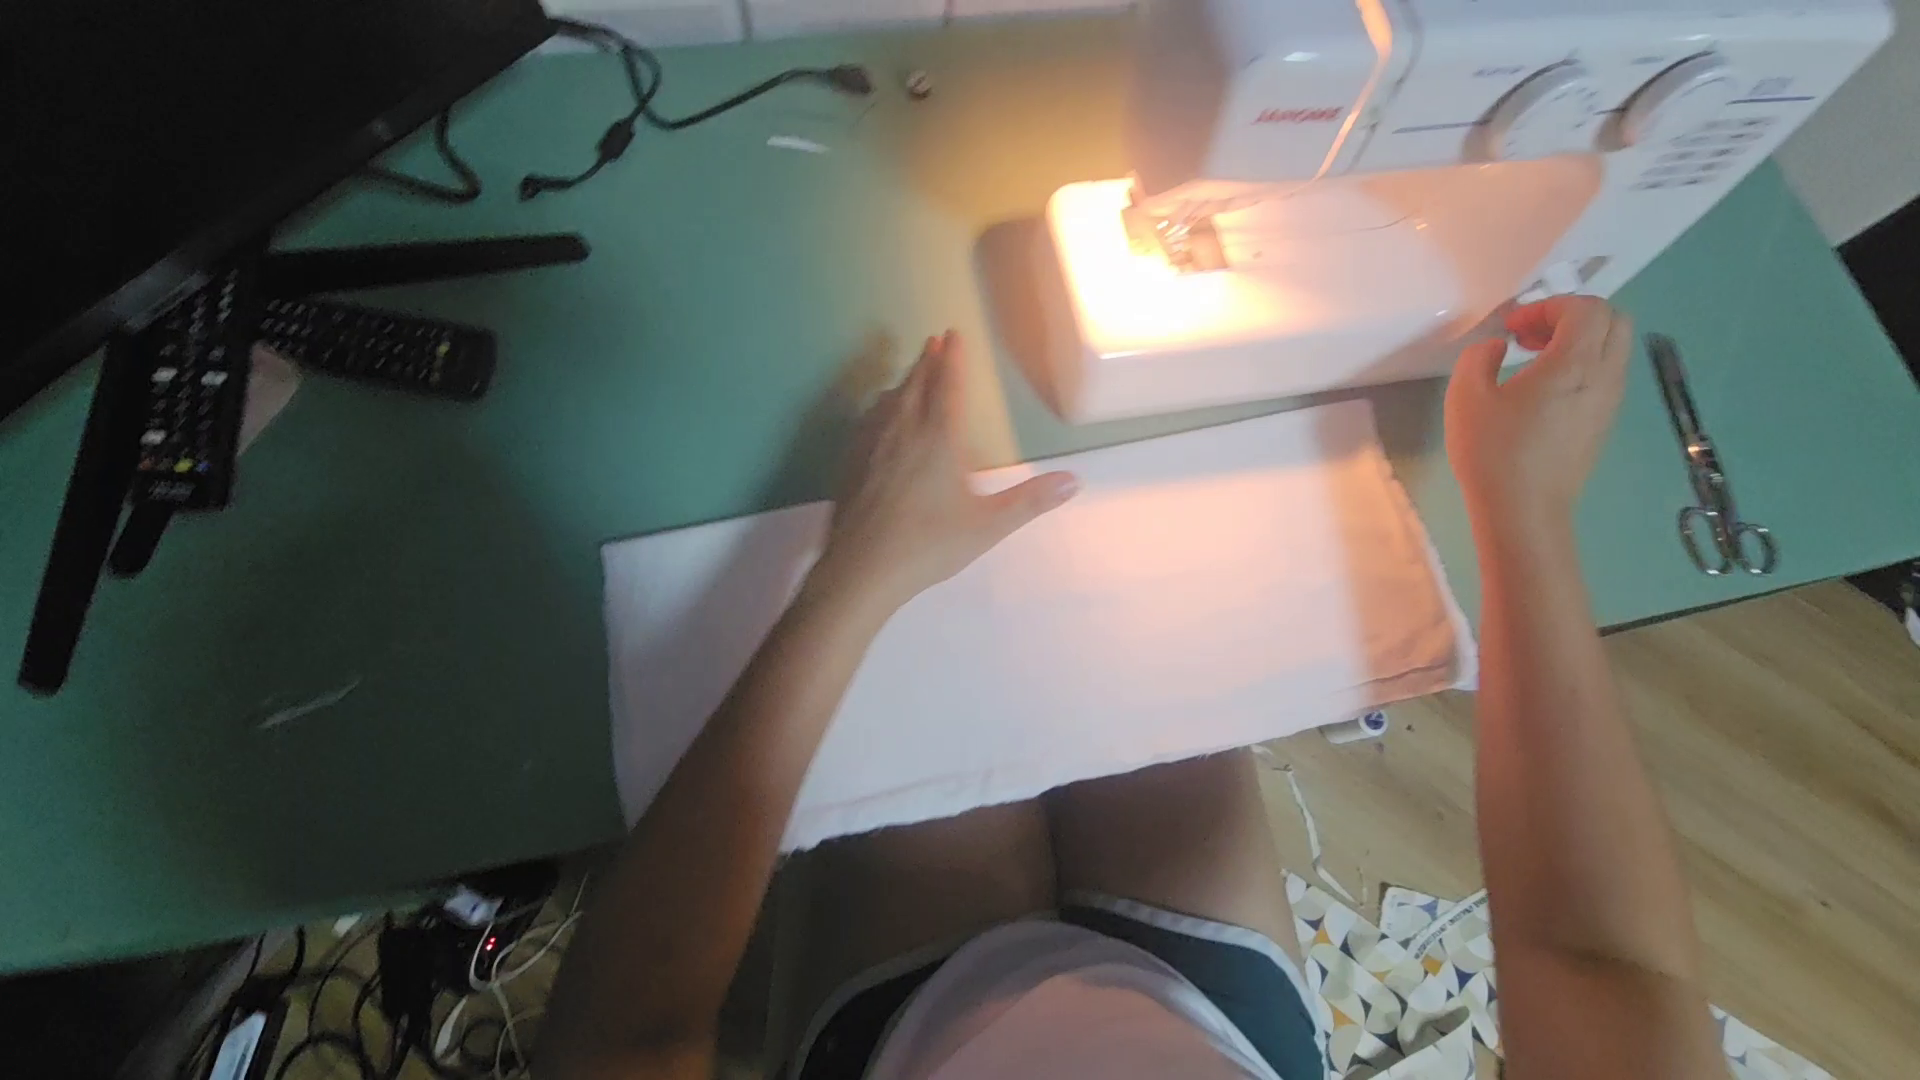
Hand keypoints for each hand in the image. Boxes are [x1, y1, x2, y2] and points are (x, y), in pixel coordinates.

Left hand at [812, 331, 1077, 613]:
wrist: (863, 568)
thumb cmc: (930, 544)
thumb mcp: (988, 525)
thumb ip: (1030, 501)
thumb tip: (1074, 480)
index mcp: (939, 439)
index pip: (948, 387)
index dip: (954, 359)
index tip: (953, 334)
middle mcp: (903, 432)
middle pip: (915, 385)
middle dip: (926, 361)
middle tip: (932, 341)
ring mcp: (871, 446)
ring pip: (888, 402)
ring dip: (902, 382)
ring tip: (909, 376)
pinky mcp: (849, 464)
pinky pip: (866, 423)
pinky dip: (878, 409)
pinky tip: (877, 420)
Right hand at [1445, 296, 1631, 531]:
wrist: (1523, 508)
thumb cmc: (1492, 451)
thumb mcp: (1465, 398)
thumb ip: (1476, 359)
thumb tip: (1494, 347)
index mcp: (1574, 363)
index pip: (1584, 309)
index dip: (1547, 305)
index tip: (1511, 325)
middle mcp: (1604, 375)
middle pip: (1611, 320)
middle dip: (1570, 316)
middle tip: (1527, 333)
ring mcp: (1610, 399)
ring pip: (1612, 346)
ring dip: (1577, 339)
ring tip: (1531, 358)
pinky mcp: (1603, 420)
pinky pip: (1604, 373)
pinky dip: (1580, 363)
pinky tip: (1541, 387)